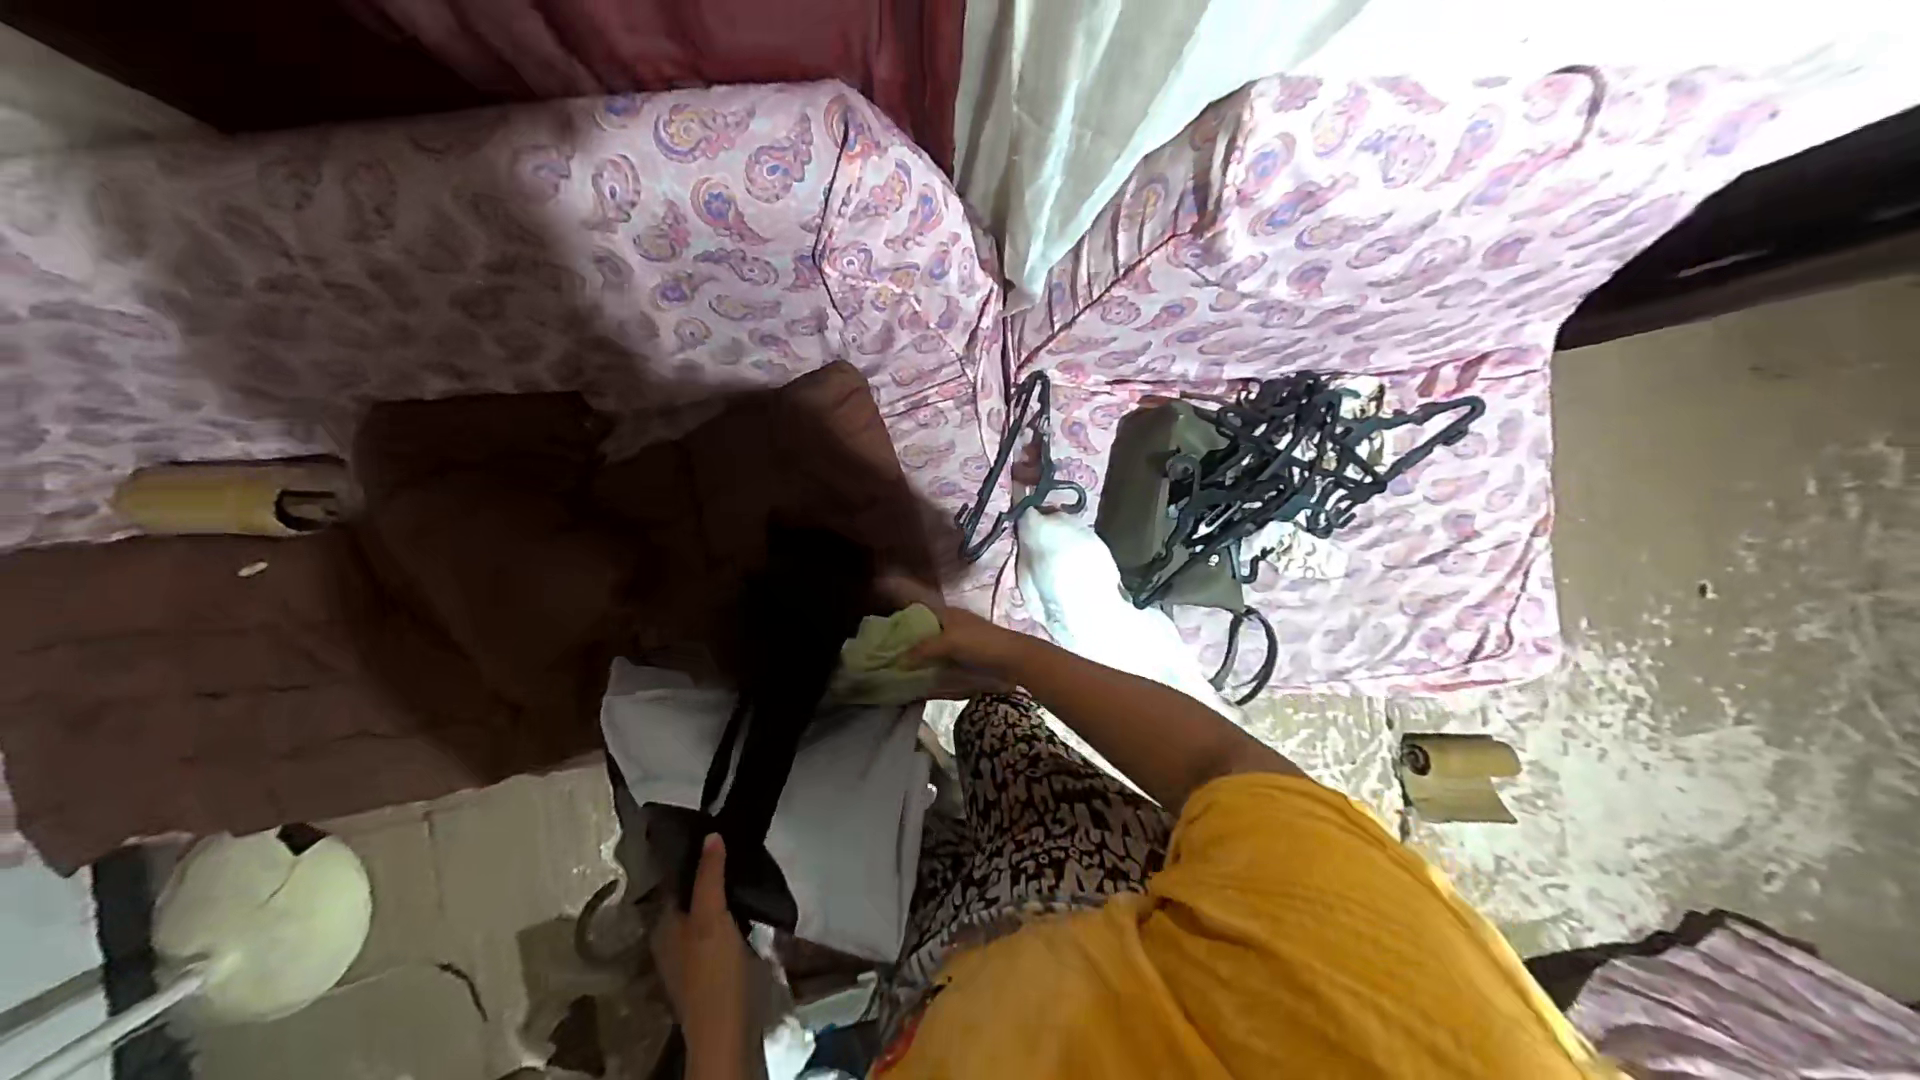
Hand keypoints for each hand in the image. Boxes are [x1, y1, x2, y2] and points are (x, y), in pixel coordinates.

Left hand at [651, 835, 749, 1079]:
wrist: (726, 1031)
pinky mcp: (710, 968)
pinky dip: (728, 913)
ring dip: (720, 893)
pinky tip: (746, 904)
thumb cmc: (713, 971)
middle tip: (735, 844)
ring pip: (703, 911)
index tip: (714, 828)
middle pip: (689, 895)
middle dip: (707, 872)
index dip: (691, 854)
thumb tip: (711, 834)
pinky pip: (716, 927)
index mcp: (663, 924)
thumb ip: (709, 876)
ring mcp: (690, 955)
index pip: (674, 879)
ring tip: (745, 867)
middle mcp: (670, 938)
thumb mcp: (711, 917)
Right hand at [879, 575, 1031, 685]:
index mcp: (945, 612)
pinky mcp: (963, 651)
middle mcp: (949, 620)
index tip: (879, 587)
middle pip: (921, 617)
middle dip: (902, 621)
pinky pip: (937, 650)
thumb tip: (898, 660)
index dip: (900, 590)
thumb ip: (924, 650)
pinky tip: (915, 664)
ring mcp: (957, 636)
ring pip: (929, 634)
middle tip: (879, 631)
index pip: (917, 597)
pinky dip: (925, 654)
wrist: (1014, 659)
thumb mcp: (950, 644)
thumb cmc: (982, 644)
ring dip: (913, 640)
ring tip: (892, 649)